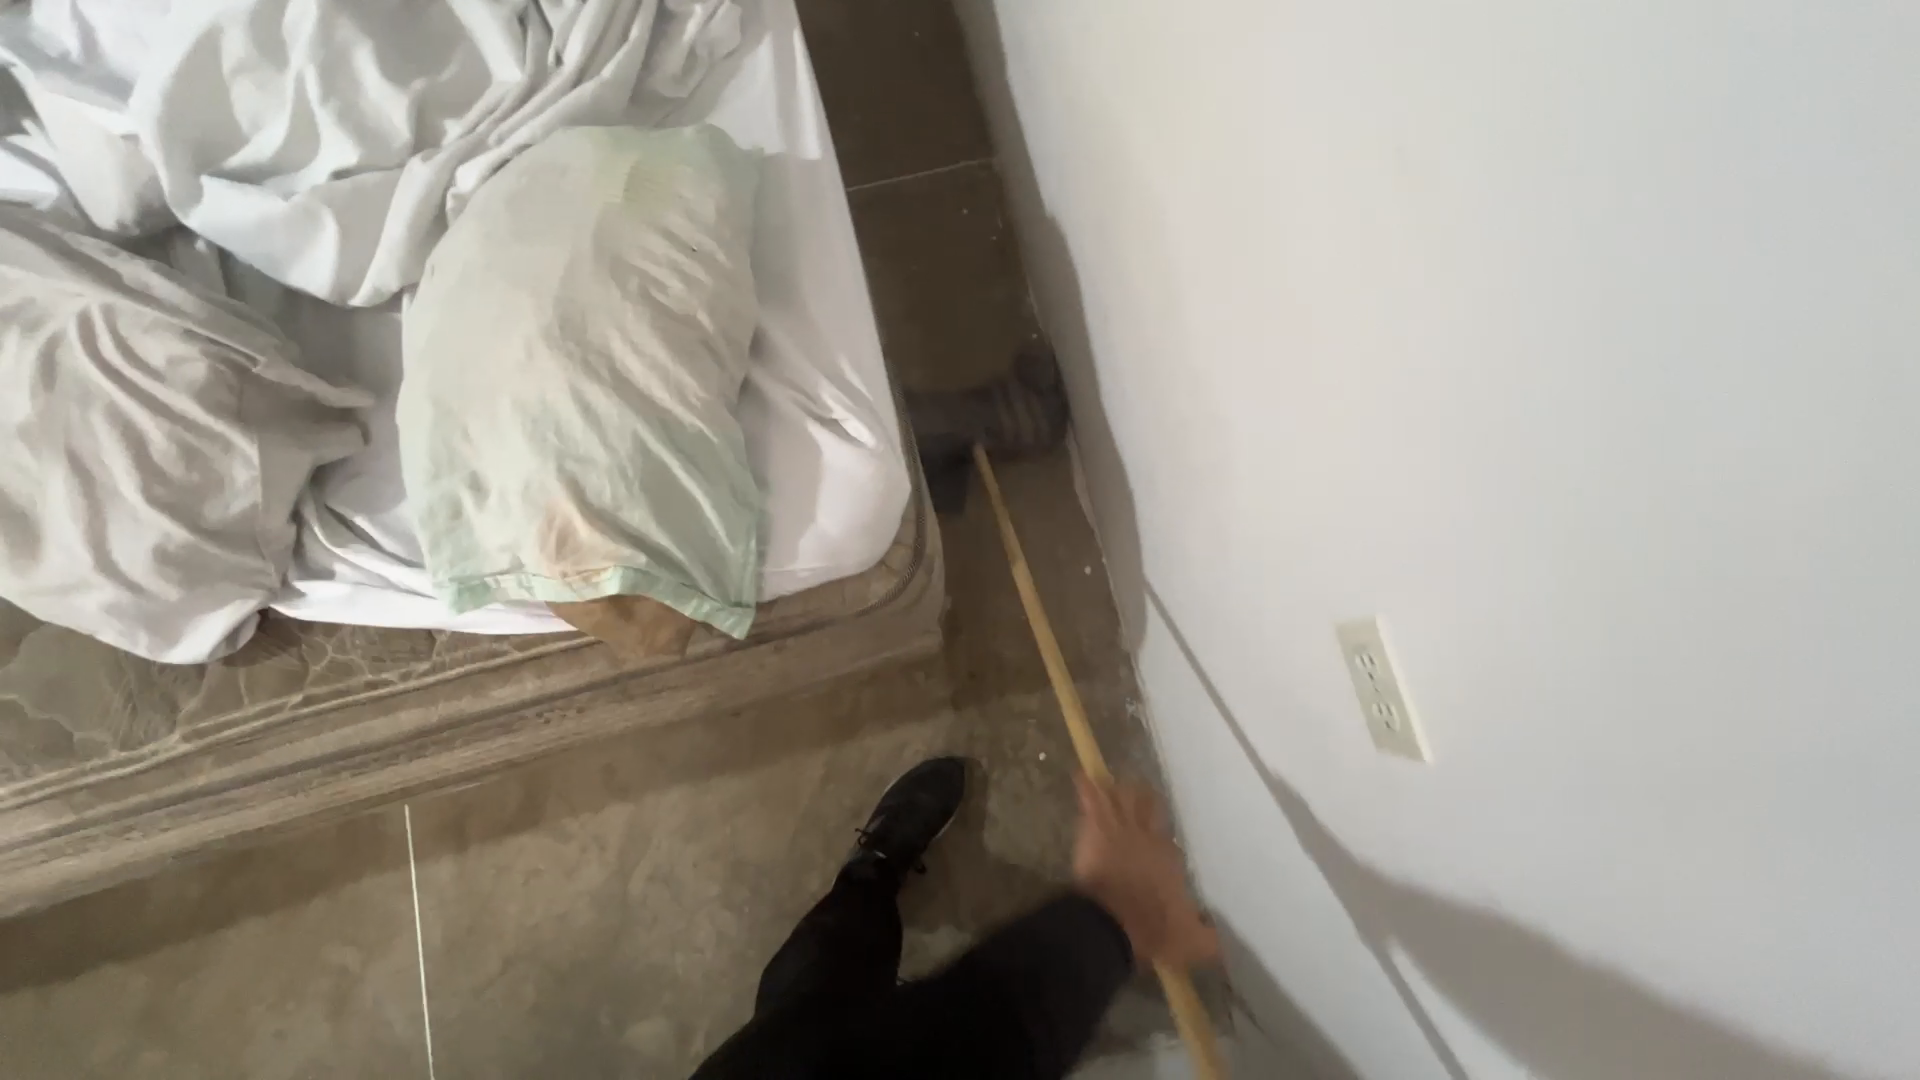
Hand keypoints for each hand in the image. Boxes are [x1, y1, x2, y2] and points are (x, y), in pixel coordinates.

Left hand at [1072, 774, 1219, 968]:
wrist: (1115, 923)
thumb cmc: (1152, 929)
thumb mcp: (1191, 942)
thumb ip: (1208, 939)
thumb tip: (1223, 942)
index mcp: (1169, 861)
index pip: (1169, 843)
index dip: (1163, 841)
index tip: (1161, 841)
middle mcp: (1148, 839)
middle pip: (1148, 810)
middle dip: (1144, 802)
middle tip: (1141, 797)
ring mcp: (1122, 829)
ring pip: (1123, 799)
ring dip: (1117, 791)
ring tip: (1111, 783)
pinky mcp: (1097, 828)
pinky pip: (1092, 800)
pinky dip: (1086, 787)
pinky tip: (1081, 774)